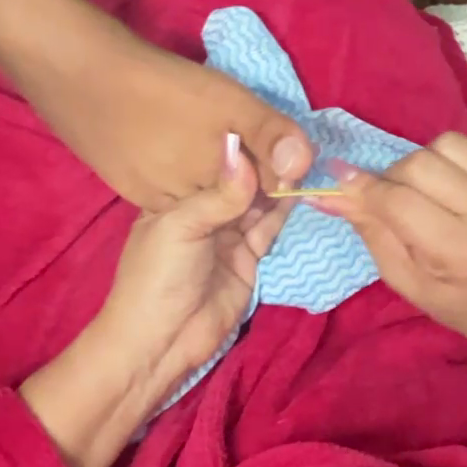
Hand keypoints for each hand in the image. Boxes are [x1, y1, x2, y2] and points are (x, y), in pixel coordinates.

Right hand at [15, 23, 313, 209]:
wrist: (76, 73)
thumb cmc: (163, 86)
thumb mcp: (229, 103)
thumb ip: (270, 136)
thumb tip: (303, 169)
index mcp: (211, 191)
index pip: (262, 198)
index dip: (275, 177)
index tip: (276, 151)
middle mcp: (180, 208)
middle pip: (230, 201)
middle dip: (246, 180)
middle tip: (240, 137)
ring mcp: (150, 199)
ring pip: (198, 195)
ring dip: (212, 176)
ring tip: (205, 135)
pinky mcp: (126, 187)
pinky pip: (168, 188)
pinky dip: (181, 171)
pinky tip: (174, 138)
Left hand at [20, 134, 288, 466]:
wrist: (161, 342)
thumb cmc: (158, 277)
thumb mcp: (183, 226)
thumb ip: (219, 192)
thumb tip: (243, 148)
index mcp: (177, 198)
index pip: (215, 165)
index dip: (243, 148)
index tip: (272, 124)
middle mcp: (203, 213)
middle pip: (241, 183)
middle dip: (267, 166)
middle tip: (301, 141)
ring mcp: (226, 237)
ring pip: (259, 204)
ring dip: (280, 186)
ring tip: (309, 159)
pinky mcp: (248, 260)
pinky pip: (269, 230)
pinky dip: (285, 213)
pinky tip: (304, 189)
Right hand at [322, 132, 466, 359]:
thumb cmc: (448, 295)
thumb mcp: (399, 274)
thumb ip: (368, 227)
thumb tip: (330, 190)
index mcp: (461, 251)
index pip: (400, 202)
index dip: (365, 189)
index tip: (343, 183)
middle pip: (419, 164)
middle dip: (393, 177)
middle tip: (391, 198)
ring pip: (443, 145)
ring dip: (422, 163)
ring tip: (425, 191)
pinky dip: (448, 158)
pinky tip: (451, 185)